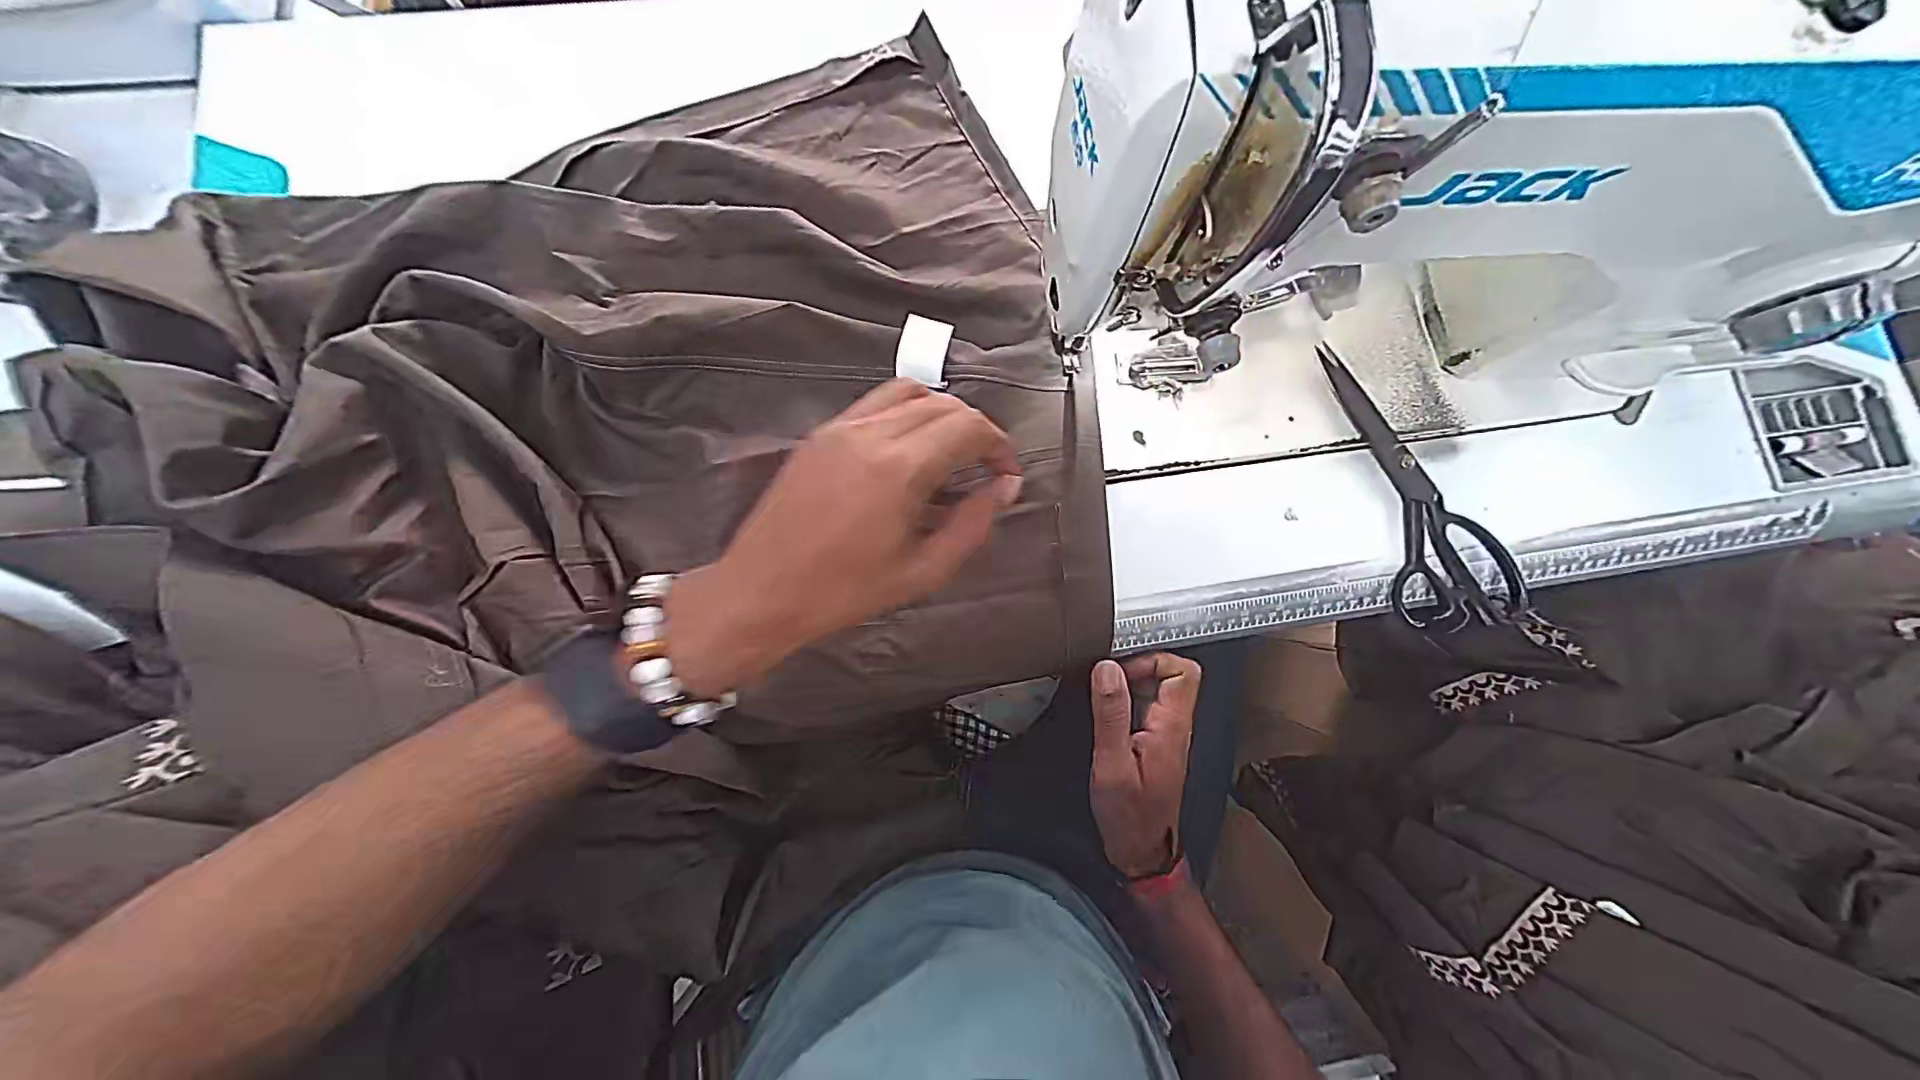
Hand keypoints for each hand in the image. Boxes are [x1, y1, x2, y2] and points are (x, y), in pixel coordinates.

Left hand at [668, 379, 1021, 696]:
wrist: (761, 591)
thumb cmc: (841, 591)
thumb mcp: (922, 572)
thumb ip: (972, 526)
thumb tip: (1002, 490)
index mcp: (898, 468)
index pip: (968, 426)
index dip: (999, 446)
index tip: (1005, 474)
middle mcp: (869, 433)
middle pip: (944, 404)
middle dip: (976, 430)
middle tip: (985, 469)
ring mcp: (840, 428)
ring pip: (909, 393)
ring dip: (941, 415)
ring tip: (950, 456)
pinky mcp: (820, 435)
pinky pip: (875, 404)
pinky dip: (905, 415)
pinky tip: (908, 455)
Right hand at [1090, 653, 1200, 878]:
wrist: (1141, 853)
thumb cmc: (1129, 817)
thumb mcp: (1112, 764)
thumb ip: (1111, 714)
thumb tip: (1107, 669)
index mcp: (1172, 728)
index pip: (1184, 671)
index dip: (1152, 660)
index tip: (1120, 671)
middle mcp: (1175, 727)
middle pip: (1170, 676)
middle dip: (1136, 668)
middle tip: (1105, 680)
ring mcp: (1167, 736)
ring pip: (1157, 691)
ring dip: (1129, 684)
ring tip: (1100, 695)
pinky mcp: (1155, 745)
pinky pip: (1145, 708)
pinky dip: (1125, 702)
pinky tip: (1104, 714)